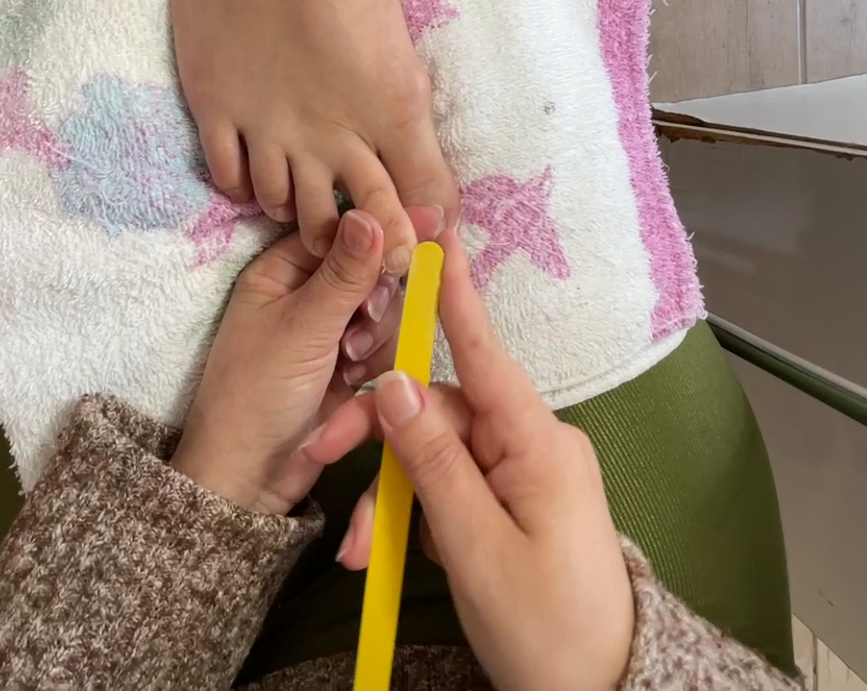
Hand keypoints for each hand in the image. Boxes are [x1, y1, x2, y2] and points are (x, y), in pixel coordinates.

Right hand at [171, 0, 459, 275]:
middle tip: (364, 254)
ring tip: (305, 206)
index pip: (424, 201)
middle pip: (360, 224)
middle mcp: (334, 131)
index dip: (427, 237)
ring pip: (289, 209)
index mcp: (394, 106)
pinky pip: (232, 180)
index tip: (422, 247)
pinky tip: (253, 171)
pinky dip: (245, 186)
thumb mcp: (391, 24)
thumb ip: (396, 95)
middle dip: (369, 250)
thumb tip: (400, 139)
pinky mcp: (215, 106)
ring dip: (302, 215)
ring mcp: (269, 123)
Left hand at [171, 206, 441, 513]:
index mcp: (282, 270)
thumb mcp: (303, 327)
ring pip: (383, 310)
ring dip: (376, 334)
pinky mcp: (347, 365)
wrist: (248, 480)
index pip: (341, 231)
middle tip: (364, 321)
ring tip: (350, 362)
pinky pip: (383, 345)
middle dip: (376, 297)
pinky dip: (377, 361)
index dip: (381, 230)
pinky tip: (355, 383)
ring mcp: (329, 331)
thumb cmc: (259, 392)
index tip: (427, 223)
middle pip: (371, 270)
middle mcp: (307, 293)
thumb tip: (371, 212)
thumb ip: (345, 272)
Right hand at [305, 241, 634, 690]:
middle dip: (379, 442)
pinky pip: (447, 486)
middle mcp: (525, 440)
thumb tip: (393, 384)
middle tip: (319, 463)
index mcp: (534, 438)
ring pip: (432, 454)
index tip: (436, 242)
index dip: (454, 296)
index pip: (483, 351)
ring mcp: (515, 471)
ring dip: (389, 496)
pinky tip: (385, 554)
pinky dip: (411, 513)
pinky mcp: (504, 499)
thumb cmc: (547, 625)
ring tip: (361, 555)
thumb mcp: (476, 544)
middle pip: (436, 413)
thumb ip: (431, 459)